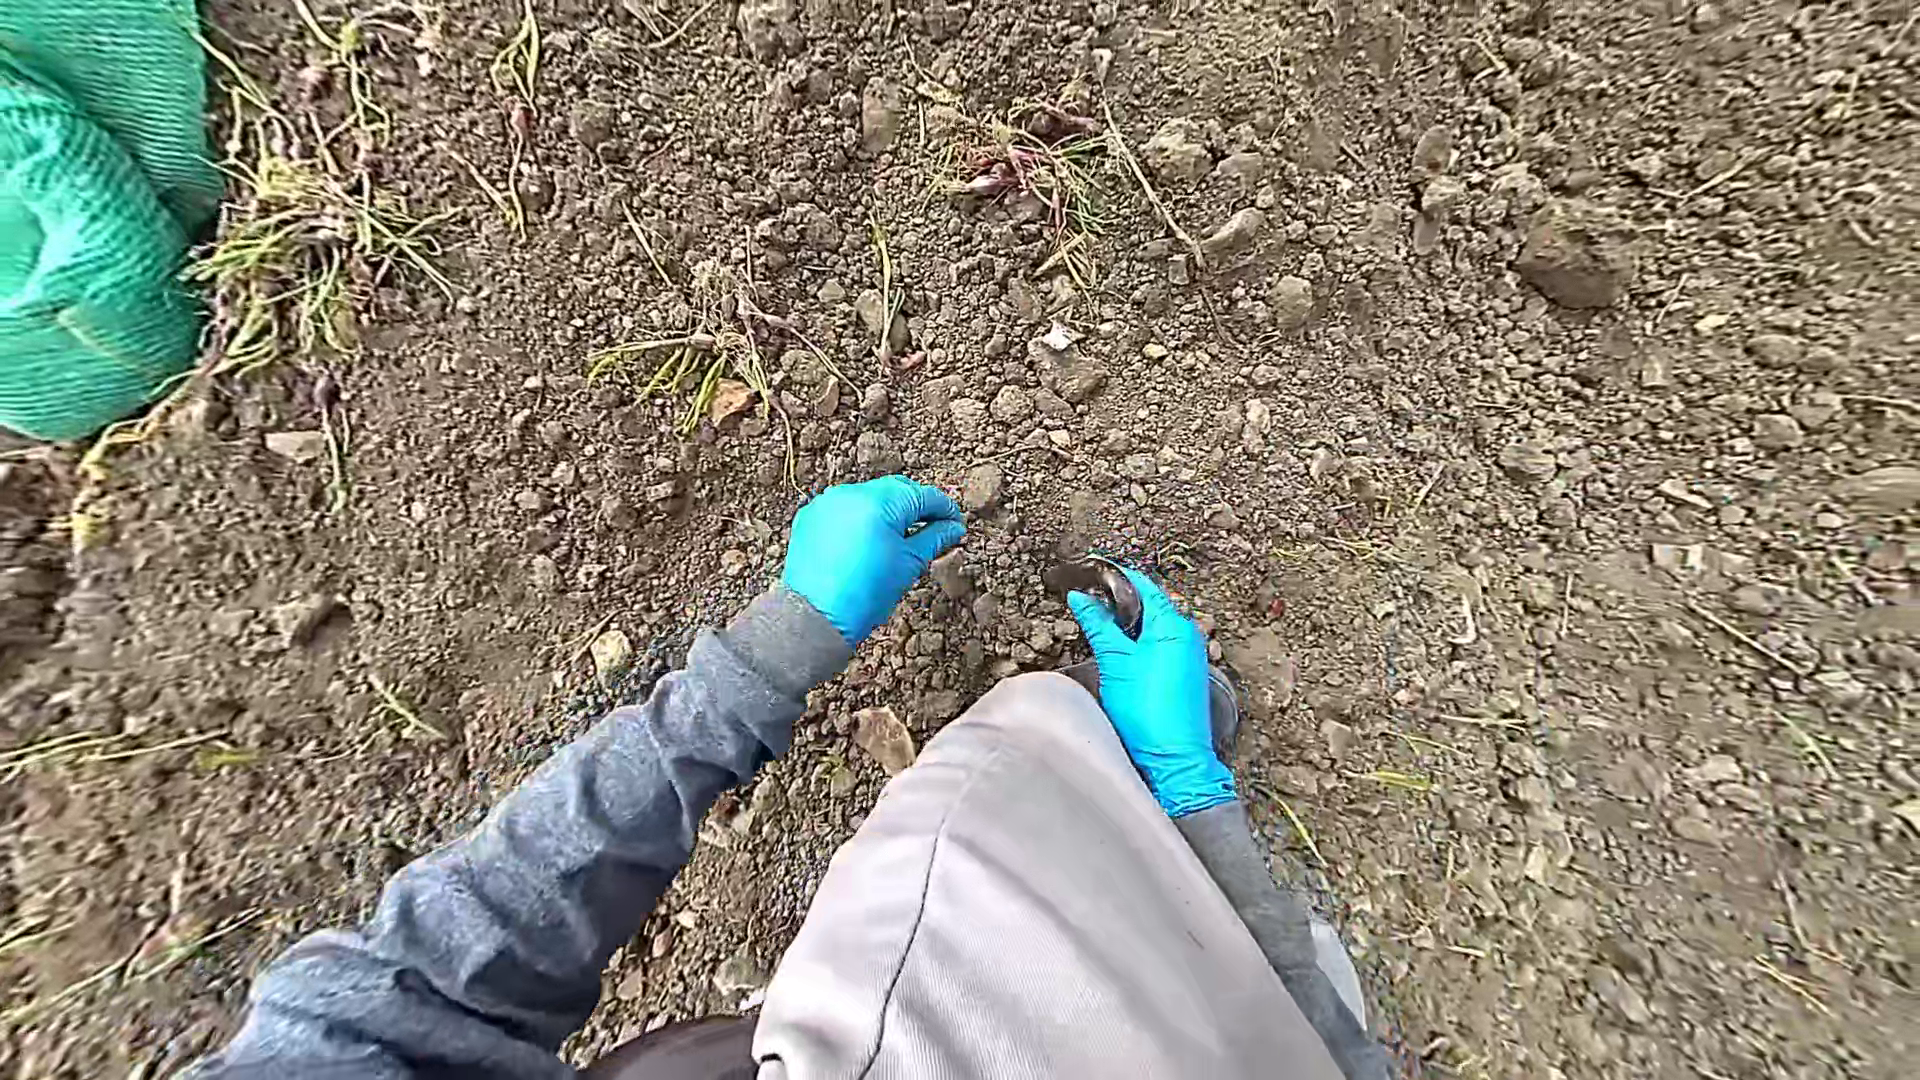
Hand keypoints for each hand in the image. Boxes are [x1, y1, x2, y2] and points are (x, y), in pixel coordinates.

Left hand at [782, 476, 966, 645]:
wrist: (816, 619)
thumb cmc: (865, 594)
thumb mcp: (910, 564)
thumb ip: (935, 538)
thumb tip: (953, 528)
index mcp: (879, 502)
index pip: (923, 495)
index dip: (944, 509)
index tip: (955, 523)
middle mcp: (850, 494)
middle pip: (896, 490)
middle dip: (916, 507)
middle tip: (933, 528)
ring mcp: (827, 502)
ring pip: (870, 497)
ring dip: (888, 512)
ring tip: (900, 538)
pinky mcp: (811, 516)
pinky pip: (844, 508)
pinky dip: (860, 519)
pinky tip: (869, 542)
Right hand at [1067, 566, 1235, 817]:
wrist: (1174, 760)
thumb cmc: (1147, 710)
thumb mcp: (1115, 661)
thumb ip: (1098, 624)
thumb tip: (1080, 596)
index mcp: (1174, 624)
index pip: (1143, 585)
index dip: (1115, 577)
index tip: (1090, 572)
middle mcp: (1187, 634)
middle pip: (1149, 603)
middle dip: (1119, 600)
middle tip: (1088, 599)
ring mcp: (1188, 654)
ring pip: (1152, 625)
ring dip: (1127, 622)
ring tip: (1098, 623)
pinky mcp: (1184, 672)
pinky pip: (1159, 643)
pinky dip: (1138, 640)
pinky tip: (1118, 648)